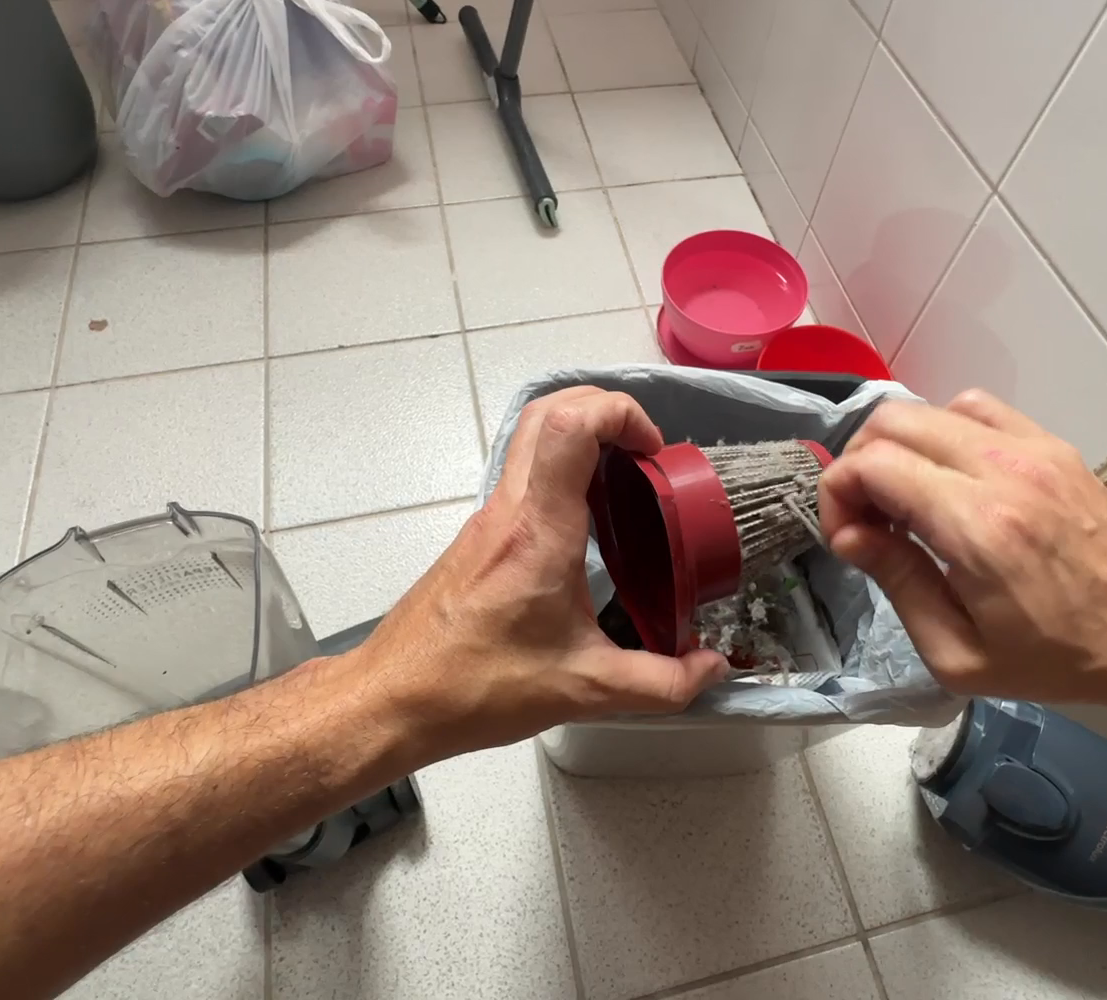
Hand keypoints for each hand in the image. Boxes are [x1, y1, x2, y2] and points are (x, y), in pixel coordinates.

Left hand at [354, 387, 728, 757]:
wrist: (393, 698)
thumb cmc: (480, 686)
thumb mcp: (585, 690)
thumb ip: (661, 684)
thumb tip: (713, 672)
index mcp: (540, 529)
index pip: (570, 424)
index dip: (620, 413)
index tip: (653, 451)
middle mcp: (512, 508)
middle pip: (549, 409)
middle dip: (605, 408)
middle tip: (645, 452)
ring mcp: (490, 517)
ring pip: (533, 438)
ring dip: (583, 436)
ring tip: (627, 483)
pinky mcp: (480, 535)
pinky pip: (526, 476)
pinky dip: (564, 471)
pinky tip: (591, 525)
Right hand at [818, 390, 1106, 711]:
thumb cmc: (1055, 659)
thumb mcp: (957, 653)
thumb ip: (895, 582)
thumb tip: (848, 532)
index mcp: (977, 526)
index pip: (871, 464)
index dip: (836, 493)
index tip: (845, 536)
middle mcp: (1003, 470)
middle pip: (891, 421)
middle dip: (856, 463)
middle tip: (865, 515)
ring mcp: (1034, 448)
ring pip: (927, 407)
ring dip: (896, 446)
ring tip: (902, 497)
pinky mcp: (1053, 445)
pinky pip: (973, 408)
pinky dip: (940, 431)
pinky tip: (947, 476)